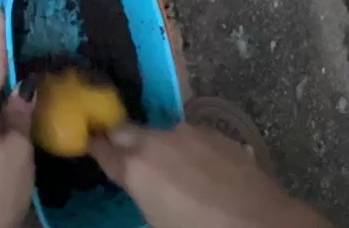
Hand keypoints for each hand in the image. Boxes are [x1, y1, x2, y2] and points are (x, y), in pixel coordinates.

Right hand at [90, 122, 328, 227]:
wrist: (263, 225)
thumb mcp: (158, 224)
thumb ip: (143, 201)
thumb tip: (142, 191)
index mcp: (136, 169)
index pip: (101, 149)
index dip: (93, 146)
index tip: (85, 141)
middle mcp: (156, 141)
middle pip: (124, 130)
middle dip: (117, 138)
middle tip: (116, 150)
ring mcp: (186, 132)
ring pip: (159, 134)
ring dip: (155, 146)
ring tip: (166, 170)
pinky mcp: (214, 132)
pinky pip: (188, 138)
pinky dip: (184, 150)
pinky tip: (198, 171)